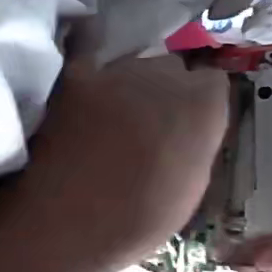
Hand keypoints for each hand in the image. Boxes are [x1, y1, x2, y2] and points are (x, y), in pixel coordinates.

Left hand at [0, 56, 230, 271]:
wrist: (61, 223)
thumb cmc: (132, 222)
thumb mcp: (188, 186)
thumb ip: (193, 141)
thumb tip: (185, 126)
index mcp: (201, 106)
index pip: (210, 83)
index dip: (195, 104)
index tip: (182, 125)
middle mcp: (162, 75)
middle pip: (168, 67)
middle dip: (159, 89)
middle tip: (141, 122)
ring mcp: (113, 71)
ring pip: (128, 62)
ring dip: (123, 81)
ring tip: (105, 112)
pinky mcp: (71, 76)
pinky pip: (83, 49)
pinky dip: (86, 58)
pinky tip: (82, 68)